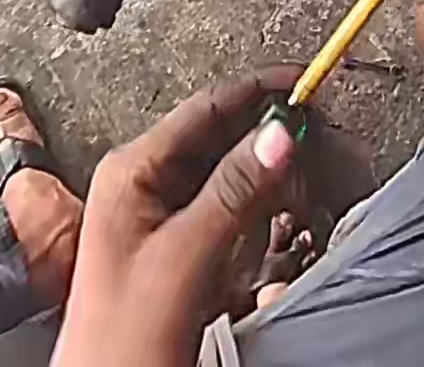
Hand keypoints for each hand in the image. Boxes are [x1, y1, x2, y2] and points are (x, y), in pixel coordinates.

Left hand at [52, 68, 300, 366]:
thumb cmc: (120, 345)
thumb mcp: (183, 259)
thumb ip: (234, 190)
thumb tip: (277, 134)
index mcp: (134, 169)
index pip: (206, 106)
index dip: (257, 90)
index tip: (300, 84)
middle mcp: (147, 181)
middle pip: (222, 139)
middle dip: (265, 151)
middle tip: (303, 162)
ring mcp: (163, 212)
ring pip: (231, 176)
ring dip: (261, 195)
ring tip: (275, 219)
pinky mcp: (180, 242)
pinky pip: (230, 212)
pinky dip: (252, 224)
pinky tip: (252, 253)